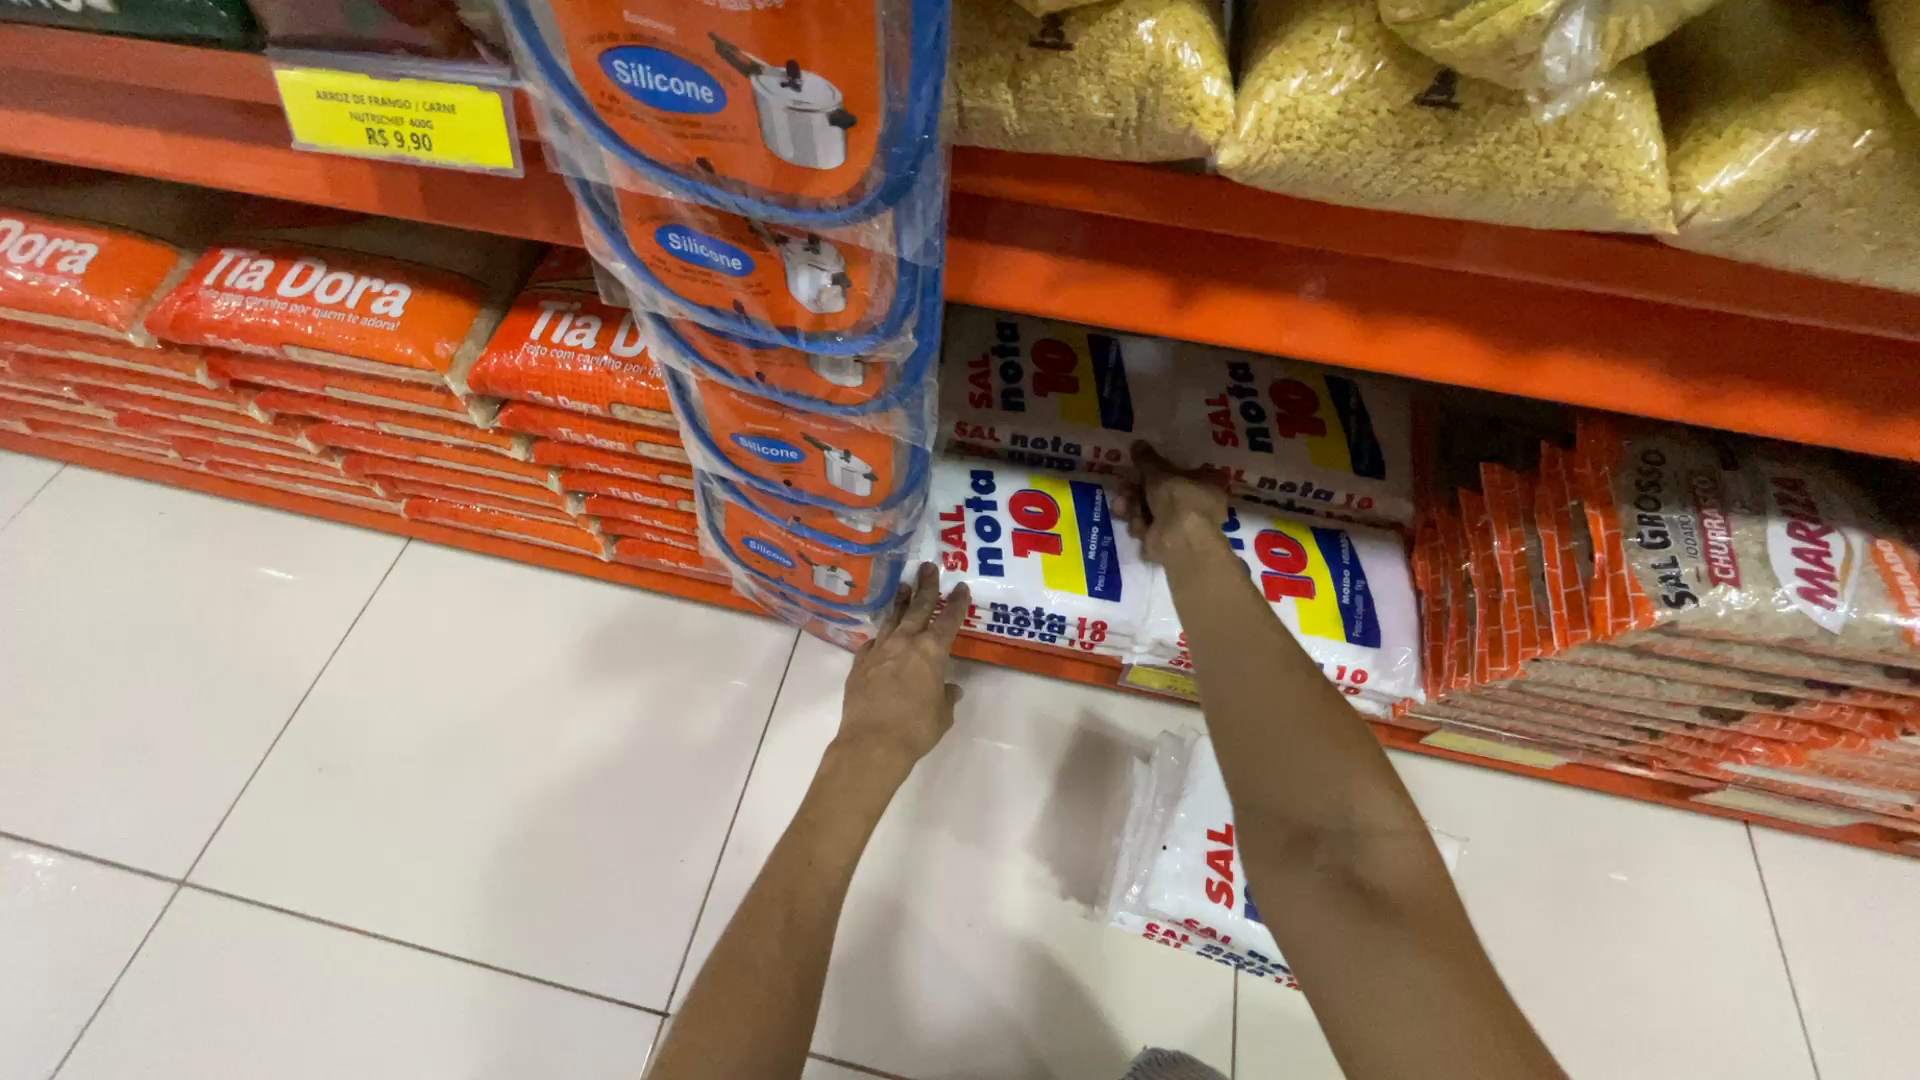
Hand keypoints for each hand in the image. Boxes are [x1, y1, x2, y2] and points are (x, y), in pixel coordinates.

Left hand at [835, 563, 969, 777]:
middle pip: (918, 608)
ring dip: (900, 602)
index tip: (961, 587)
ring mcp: (879, 652)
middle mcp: (904, 644)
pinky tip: (880, 638)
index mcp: (931, 652)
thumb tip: (950, 688)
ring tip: (904, 587)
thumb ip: (946, 697)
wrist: (872, 743)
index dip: (956, 603)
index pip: (948, 620)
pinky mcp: (860, 665)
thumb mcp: (942, 715)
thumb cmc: (916, 729)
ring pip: (892, 620)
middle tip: (928, 567)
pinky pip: (872, 645)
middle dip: (926, 587)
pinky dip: (880, 639)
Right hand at [1111, 441, 1230, 565]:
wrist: (1180, 539)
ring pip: (1151, 510)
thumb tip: (1137, 443)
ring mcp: (1181, 525)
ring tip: (1121, 503)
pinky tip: (1134, 522)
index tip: (1141, 467)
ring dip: (1133, 505)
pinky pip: (1149, 527)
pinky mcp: (1166, 541)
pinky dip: (1139, 523)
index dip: (1160, 470)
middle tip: (1125, 484)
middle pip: (1162, 492)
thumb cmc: (1179, 498)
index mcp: (1207, 485)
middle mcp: (1197, 505)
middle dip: (1139, 489)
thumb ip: (1147, 460)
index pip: (1183, 473)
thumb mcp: (1160, 473)